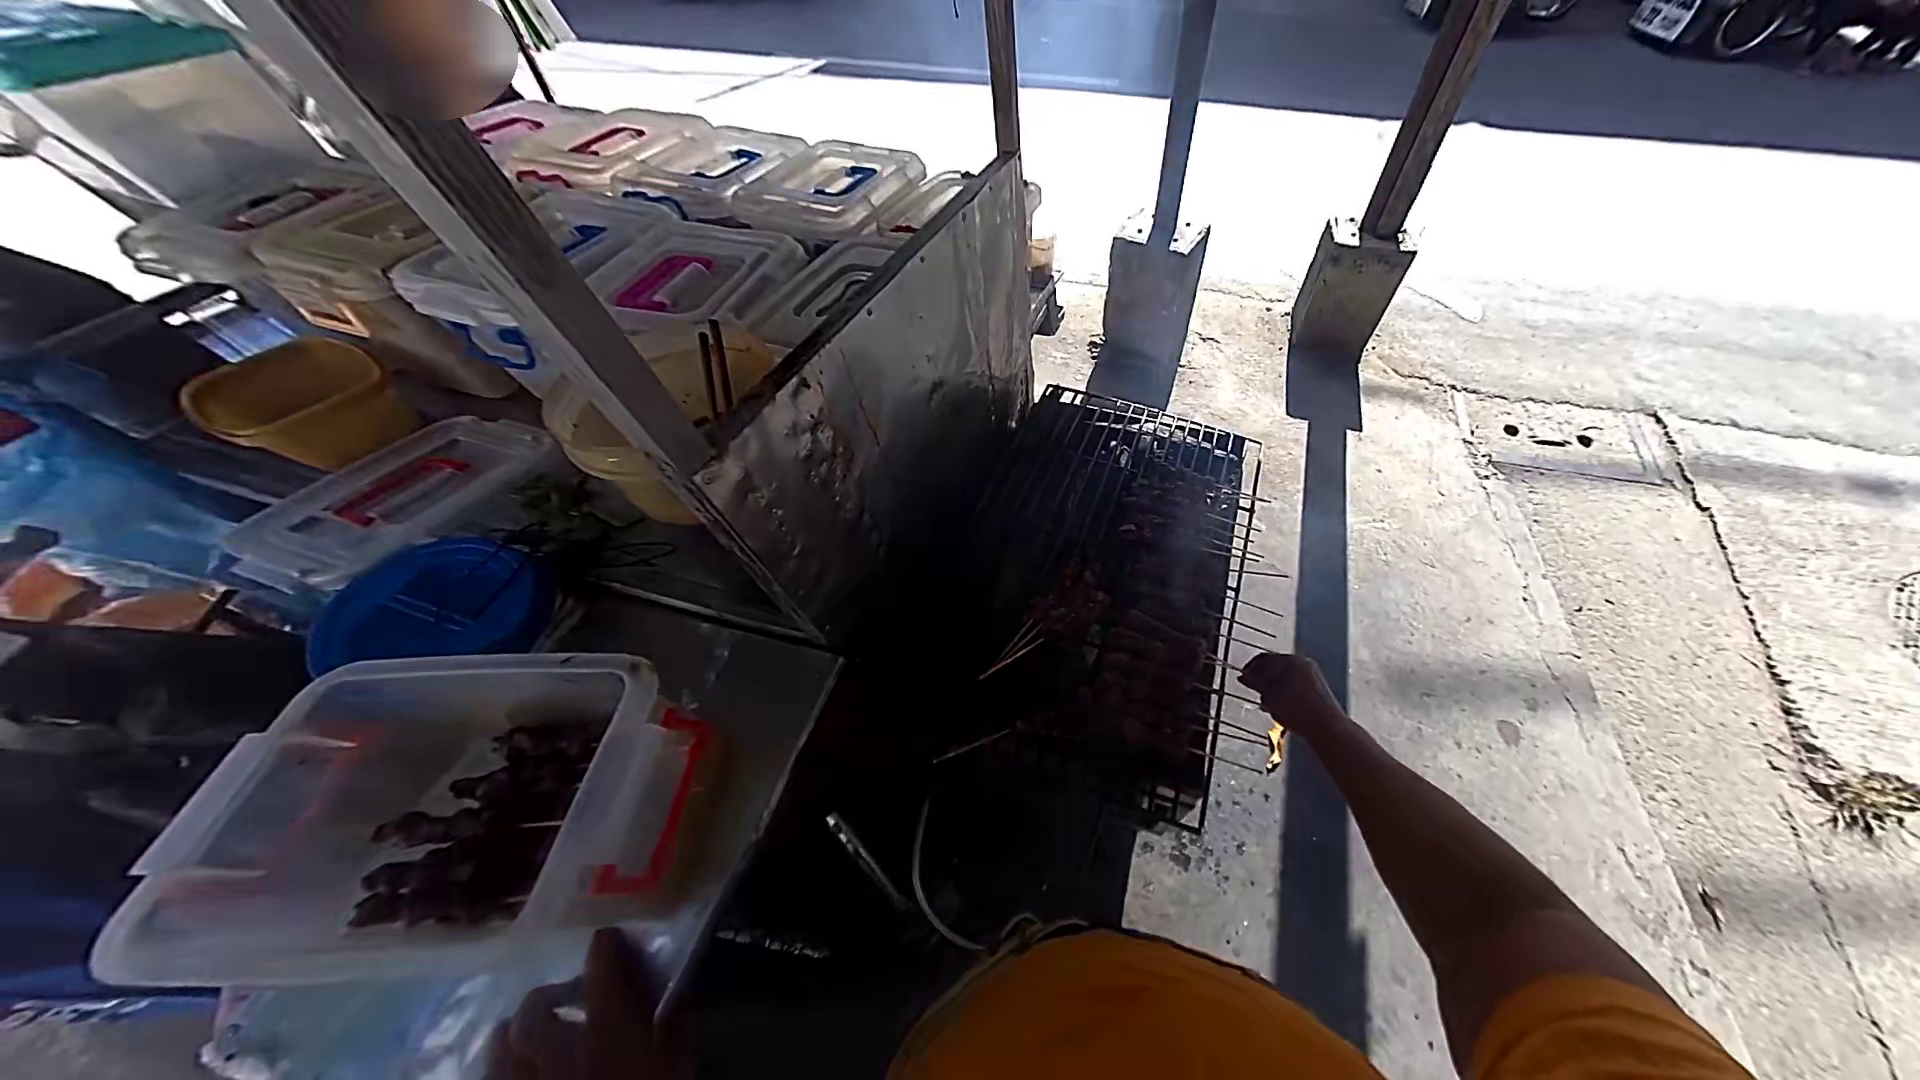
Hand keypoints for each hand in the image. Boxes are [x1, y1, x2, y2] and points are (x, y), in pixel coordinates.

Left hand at [486, 928, 691, 1079]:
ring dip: (511, 1034)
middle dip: (548, 996)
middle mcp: (560, 1054)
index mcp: (609, 1034)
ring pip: (501, 1051)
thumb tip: (674, 1001)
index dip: (603, 948)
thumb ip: (677, 1030)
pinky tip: (509, 1072)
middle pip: (536, 1010)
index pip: (602, 970)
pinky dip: (498, 1074)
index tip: (606, 939)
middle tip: (565, 997)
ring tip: (518, 1031)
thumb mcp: (680, 1069)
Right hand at [1237, 653, 1344, 739]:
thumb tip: (1243, 676)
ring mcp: (1312, 675)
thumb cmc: (1297, 709)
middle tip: (1253, 689)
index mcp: (1290, 660)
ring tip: (1267, 701)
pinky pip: (1295, 683)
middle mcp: (1302, 663)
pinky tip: (1281, 705)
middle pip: (1275, 666)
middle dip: (1262, 678)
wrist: (1326, 726)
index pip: (1263, 659)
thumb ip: (1255, 682)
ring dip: (1273, 686)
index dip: (1250, 669)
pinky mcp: (1318, 687)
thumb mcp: (1269, 695)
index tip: (1243, 678)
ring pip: (1285, 676)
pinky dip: (1285, 691)